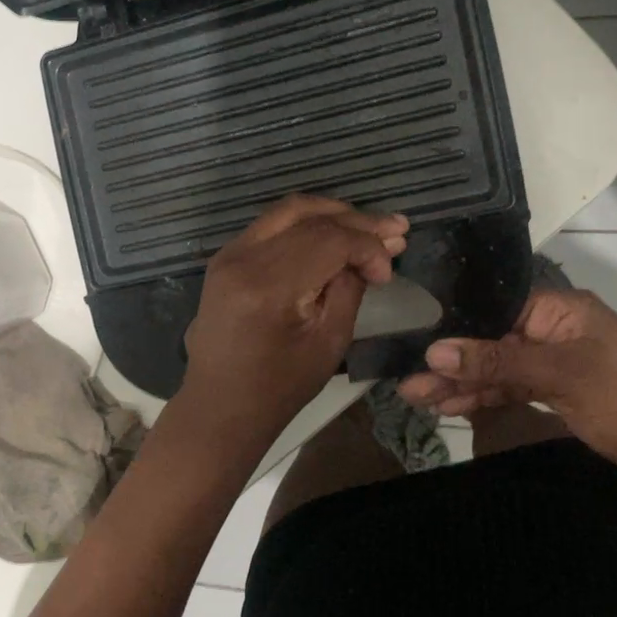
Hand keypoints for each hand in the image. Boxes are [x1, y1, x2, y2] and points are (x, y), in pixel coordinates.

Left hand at [183, 196, 408, 430]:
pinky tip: (336, 233)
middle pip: (309, 217)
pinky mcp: (226, 257)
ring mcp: (229, 254)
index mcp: (267, 287)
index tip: (388, 271)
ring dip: (333, 215)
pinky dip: (307, 223)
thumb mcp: (328, 344)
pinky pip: (272, 225)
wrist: (219, 406)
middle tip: (397, 230)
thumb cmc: (278, 388)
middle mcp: (243, 258)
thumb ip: (349, 291)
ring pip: (289, 211)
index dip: (367, 247)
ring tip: (371, 227)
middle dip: (357, 221)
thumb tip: (370, 256)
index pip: (328, 240)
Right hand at [398, 288, 616, 480]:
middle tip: (406, 384)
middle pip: (491, 341)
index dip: (452, 327)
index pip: (494, 308)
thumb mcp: (561, 377)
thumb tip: (434, 348)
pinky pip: (515, 389)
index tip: (411, 342)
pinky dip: (487, 399)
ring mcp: (559, 363)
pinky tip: (452, 408)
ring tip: (417, 399)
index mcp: (561, 309)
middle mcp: (556, 330)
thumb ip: (497, 360)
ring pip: (499, 368)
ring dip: (462, 384)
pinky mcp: (562, 393)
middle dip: (451, 363)